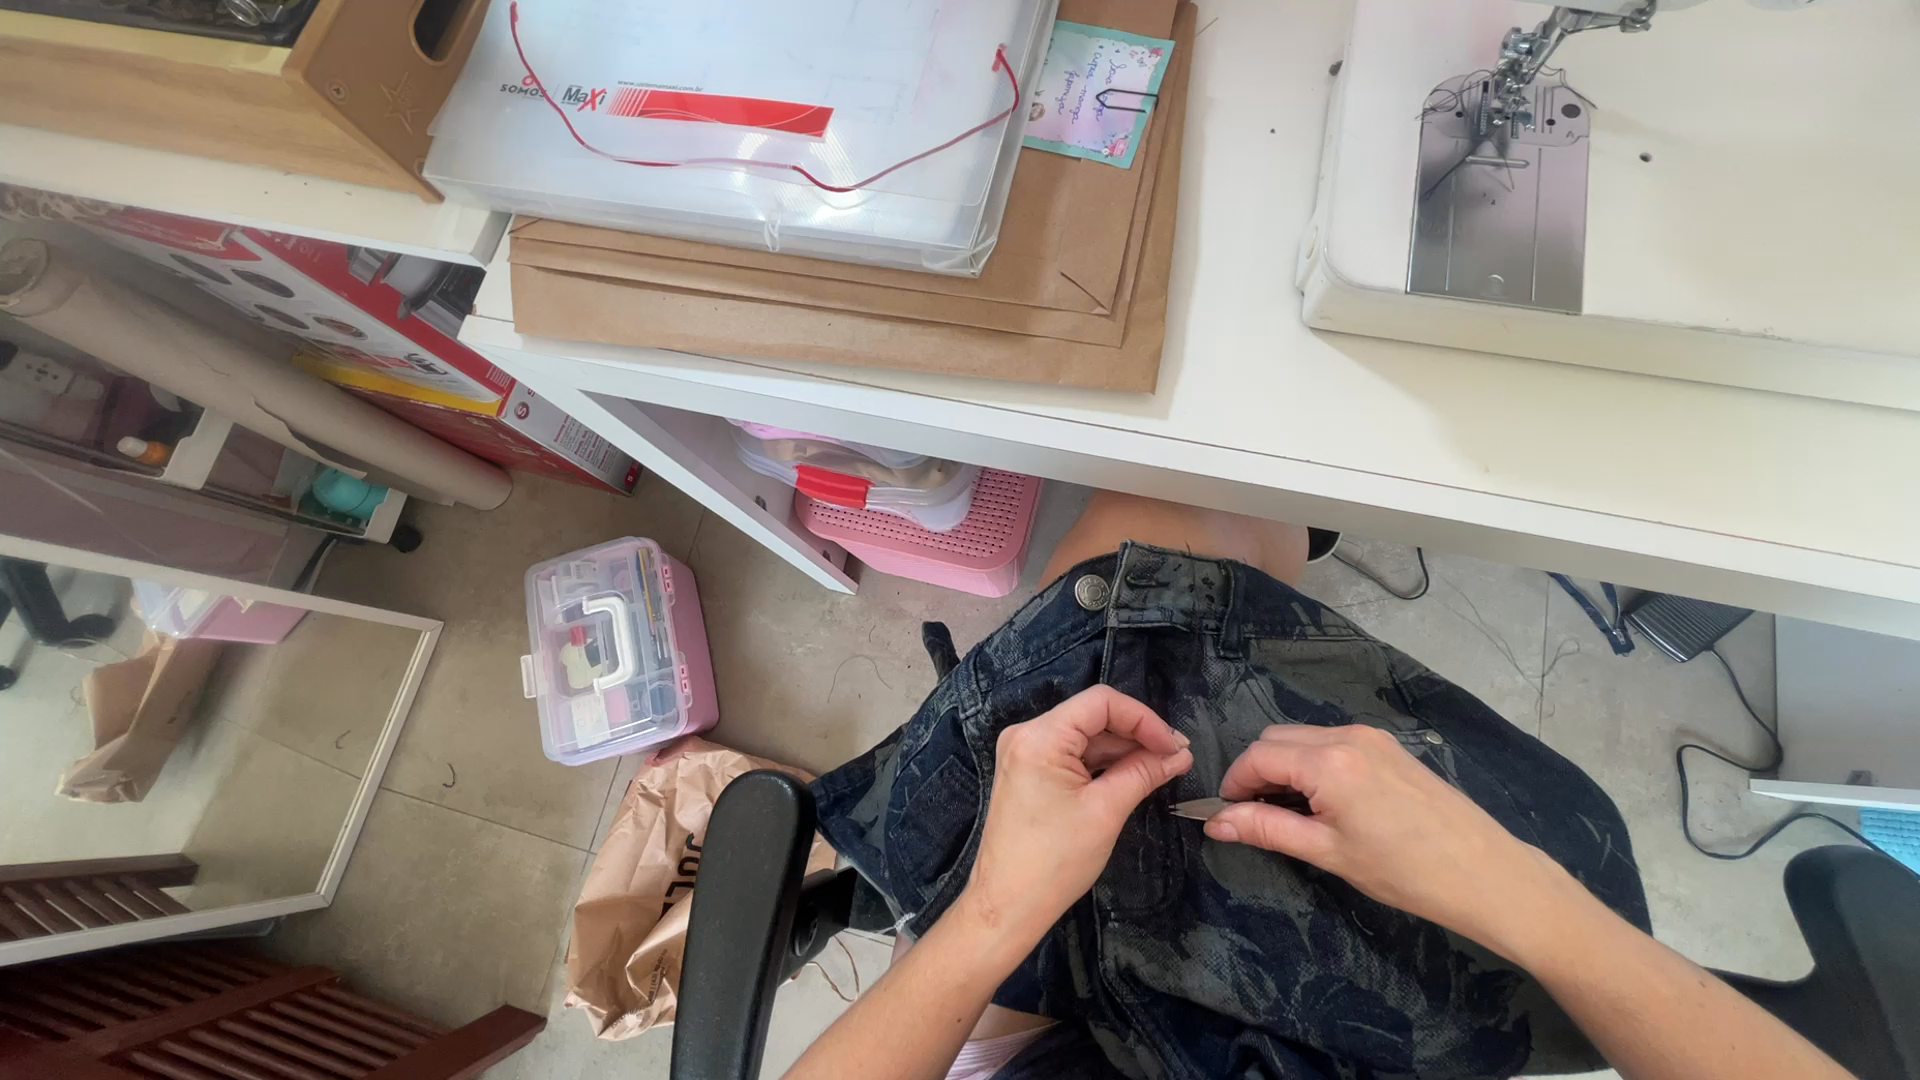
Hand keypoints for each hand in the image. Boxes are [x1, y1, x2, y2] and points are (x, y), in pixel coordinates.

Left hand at [958, 686, 1192, 951]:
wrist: (1007, 904)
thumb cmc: (1056, 861)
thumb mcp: (1106, 811)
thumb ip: (1143, 772)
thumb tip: (1179, 753)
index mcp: (1039, 736)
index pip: (1101, 702)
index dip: (1143, 718)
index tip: (1174, 746)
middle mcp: (1026, 733)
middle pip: (1092, 715)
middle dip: (1136, 733)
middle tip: (1176, 757)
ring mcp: (1024, 751)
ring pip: (1084, 734)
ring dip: (1122, 748)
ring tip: (1162, 766)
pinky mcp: (1028, 769)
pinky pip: (1071, 753)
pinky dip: (1102, 761)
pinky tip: (1132, 773)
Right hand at [1205, 724, 1562, 940]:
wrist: (1490, 876)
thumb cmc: (1405, 872)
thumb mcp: (1327, 853)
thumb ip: (1266, 829)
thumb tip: (1214, 823)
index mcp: (1328, 761)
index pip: (1257, 755)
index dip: (1234, 783)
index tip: (1227, 813)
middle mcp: (1345, 736)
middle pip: (1275, 738)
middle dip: (1257, 771)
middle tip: (1258, 814)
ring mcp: (1370, 737)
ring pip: (1302, 738)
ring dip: (1284, 765)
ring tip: (1293, 811)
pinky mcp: (1387, 746)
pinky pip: (1331, 742)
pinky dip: (1312, 762)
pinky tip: (1326, 800)